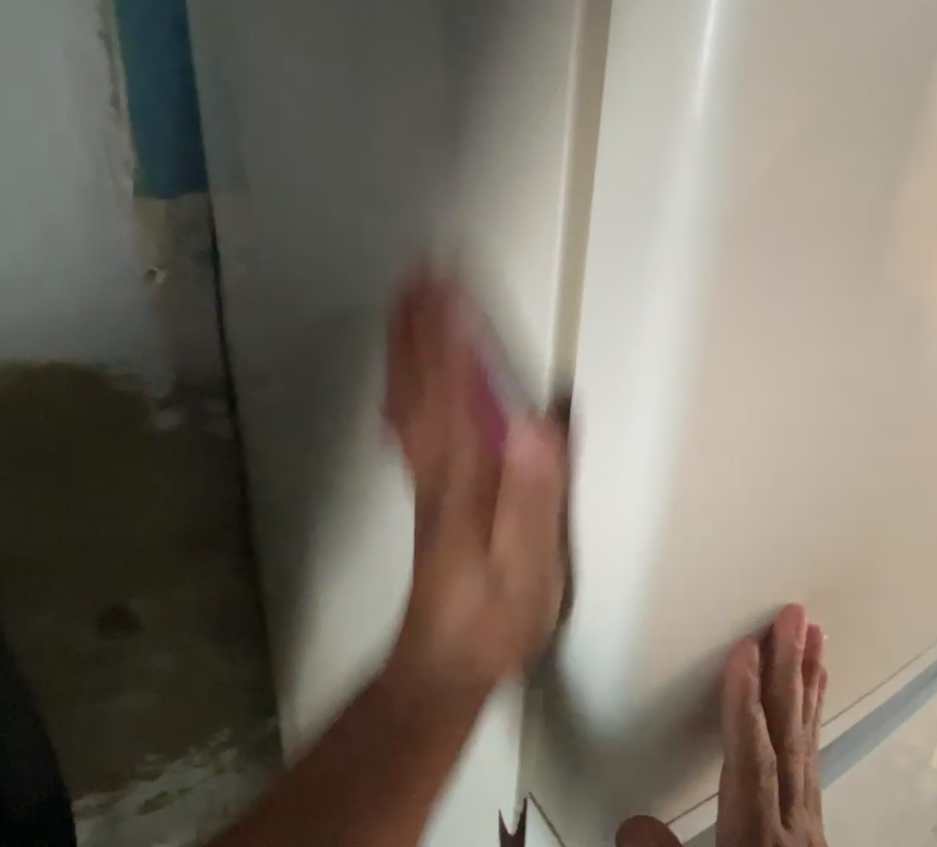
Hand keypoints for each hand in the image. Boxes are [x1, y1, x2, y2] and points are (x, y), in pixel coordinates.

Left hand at [383, 273, 569, 697]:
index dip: (451, 333)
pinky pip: (405, 423)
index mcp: (465, 474)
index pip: (456, 389)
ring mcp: (426, 477)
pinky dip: (402, 385)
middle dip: (420, 323)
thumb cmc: (495, 616)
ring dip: (405, 345)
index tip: (449, 283)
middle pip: (422, 382)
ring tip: (406, 302)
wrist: (444, 666)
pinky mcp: (427, 491)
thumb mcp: (529, 565)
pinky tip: (402, 377)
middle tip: (420, 271)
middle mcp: (437, 465)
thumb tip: (534, 425)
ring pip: (407, 396)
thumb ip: (532, 495)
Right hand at [617, 605, 829, 846]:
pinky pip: (814, 754)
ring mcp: (806, 819)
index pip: (751, 759)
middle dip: (788, 671)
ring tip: (814, 634)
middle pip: (787, 736)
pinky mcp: (812, 819)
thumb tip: (630, 824)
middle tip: (795, 617)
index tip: (745, 649)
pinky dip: (814, 713)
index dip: (745, 702)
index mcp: (755, 836)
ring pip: (806, 740)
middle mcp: (788, 819)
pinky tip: (815, 687)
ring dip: (807, 682)